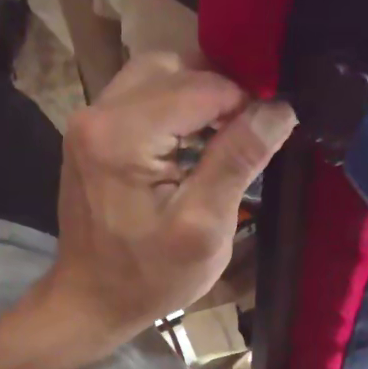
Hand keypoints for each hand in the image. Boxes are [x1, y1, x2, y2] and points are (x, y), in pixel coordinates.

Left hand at [38, 53, 296, 354]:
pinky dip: (171, 106)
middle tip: (246, 131)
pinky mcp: (90, 131)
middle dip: (218, 92)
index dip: (243, 102)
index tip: (267, 131)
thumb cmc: (148, 276)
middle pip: (175, 69)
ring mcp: (88, 119)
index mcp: (120, 134)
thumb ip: (238, 160)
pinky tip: (191, 139)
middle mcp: (96, 113)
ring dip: (195, 94)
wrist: (89, 299)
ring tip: (222, 134)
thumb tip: (279, 107)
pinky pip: (138, 95)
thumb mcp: (204, 227)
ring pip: (156, 75)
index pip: (200, 87)